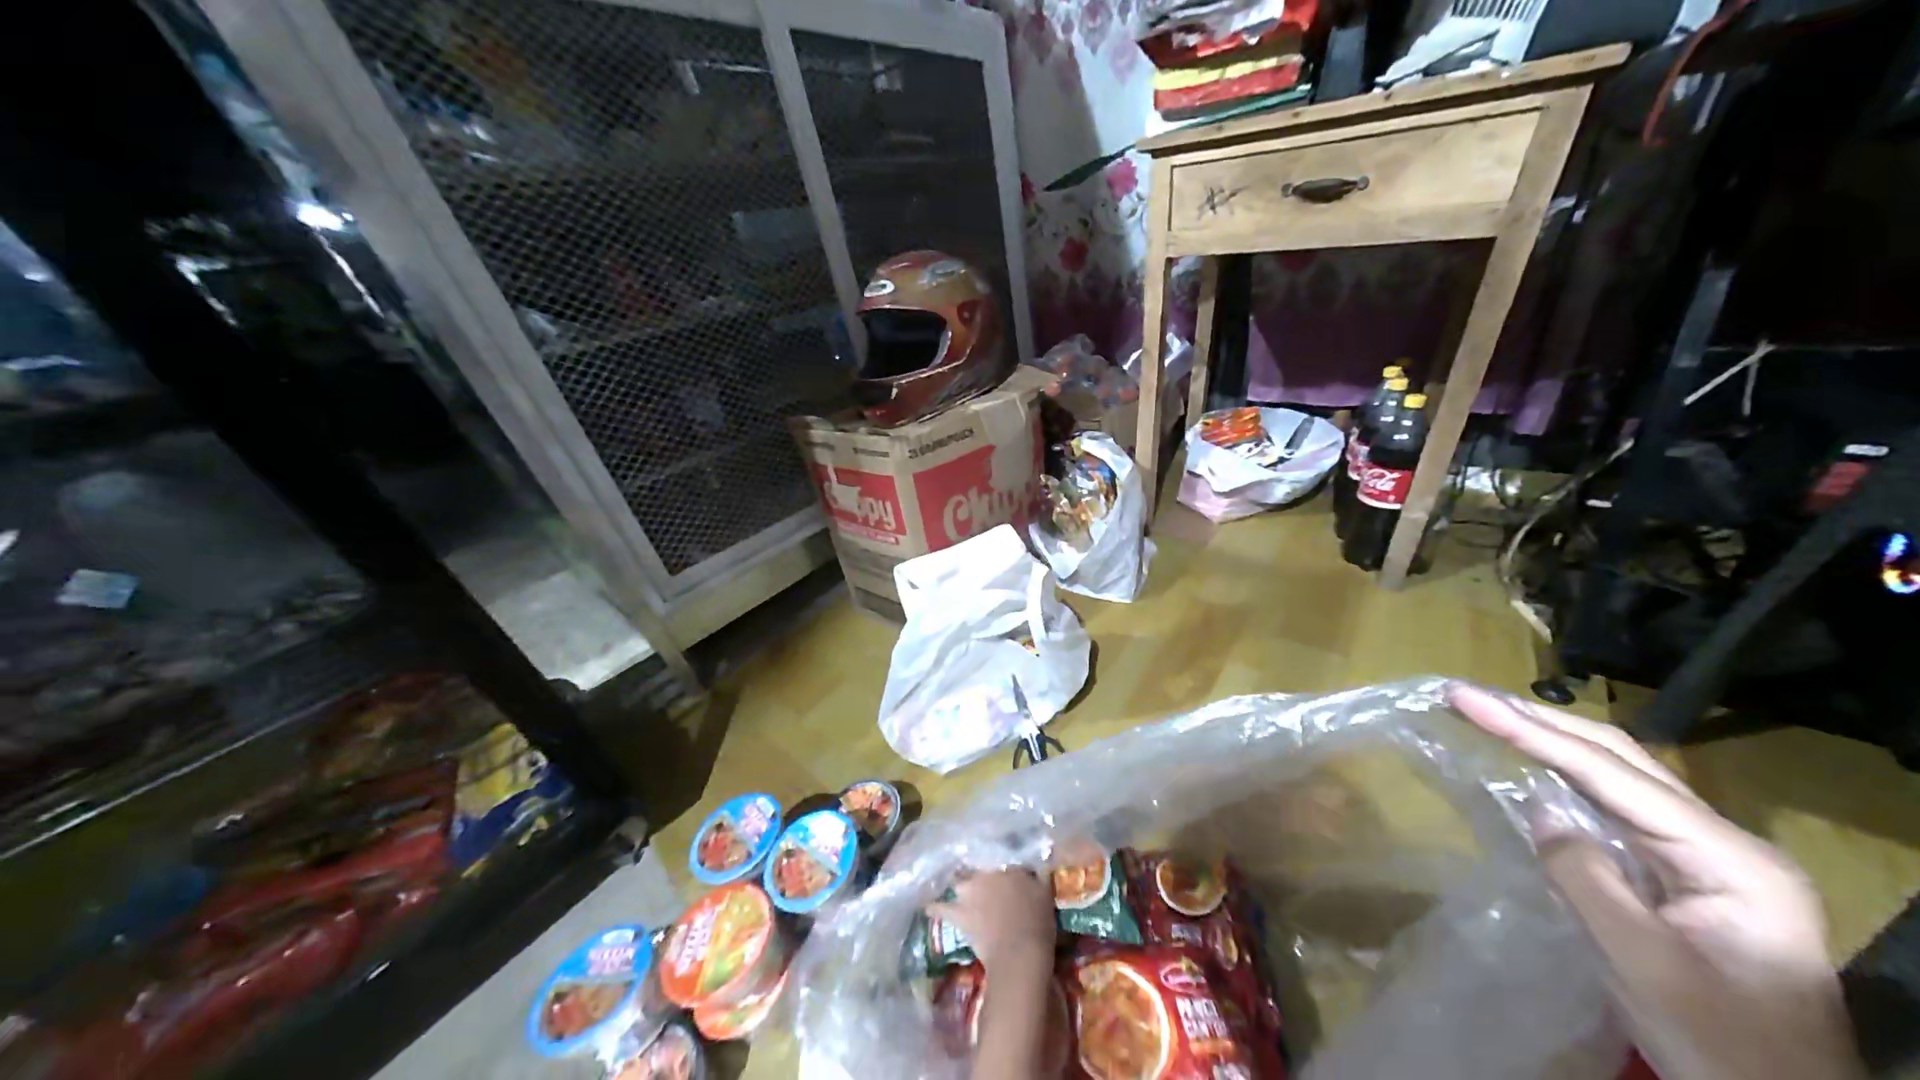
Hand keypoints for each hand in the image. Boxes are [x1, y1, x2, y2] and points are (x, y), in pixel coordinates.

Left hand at [930, 868, 1055, 973]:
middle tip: (981, 882)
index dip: (1004, 869)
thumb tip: (1037, 865)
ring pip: (959, 883)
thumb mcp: (1046, 894)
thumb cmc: (1038, 924)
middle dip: (978, 874)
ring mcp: (970, 892)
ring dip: (959, 886)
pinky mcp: (959, 913)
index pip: (1004, 860)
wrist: (1019, 953)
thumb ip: (1039, 876)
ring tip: (957, 890)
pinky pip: (940, 907)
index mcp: (1009, 866)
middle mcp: (986, 874)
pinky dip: (934, 907)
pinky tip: (928, 906)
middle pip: (978, 868)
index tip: (1004, 873)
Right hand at [1449, 684, 1861, 1079]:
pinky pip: (1616, 809)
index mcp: (1729, 859)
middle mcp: (1724, 842)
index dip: (1532, 732)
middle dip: (1541, 721)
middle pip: (1622, 759)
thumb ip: (1587, 877)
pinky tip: (1530, 765)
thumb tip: (1537, 807)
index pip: (1612, 775)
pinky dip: (1564, 778)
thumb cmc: (1719, 1041)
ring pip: (1619, 777)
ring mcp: (1708, 857)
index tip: (1466, 698)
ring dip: (1551, 742)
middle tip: (1469, 696)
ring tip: (1488, 714)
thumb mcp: (1643, 963)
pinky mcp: (1685, 874)